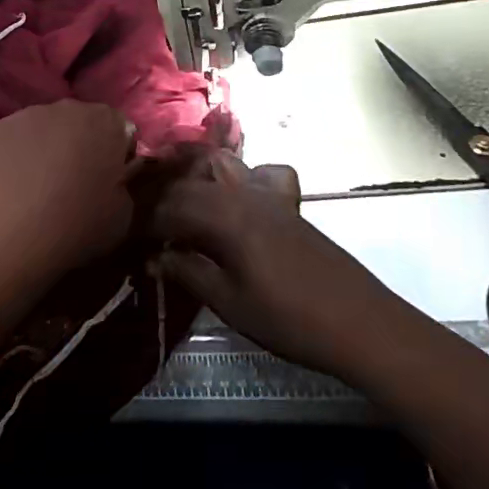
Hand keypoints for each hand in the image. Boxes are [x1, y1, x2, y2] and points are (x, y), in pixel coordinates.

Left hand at [0, 100, 141, 293]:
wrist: (10, 230)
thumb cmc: (77, 223)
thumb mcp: (122, 216)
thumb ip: (121, 187)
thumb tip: (112, 181)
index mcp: (107, 122)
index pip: (121, 130)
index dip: (117, 155)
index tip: (110, 179)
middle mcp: (70, 107)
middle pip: (82, 123)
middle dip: (82, 145)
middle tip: (75, 182)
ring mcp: (29, 114)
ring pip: (47, 128)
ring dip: (48, 147)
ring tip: (39, 185)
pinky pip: (17, 138)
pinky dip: (19, 154)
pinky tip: (14, 184)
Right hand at [152, 152, 380, 377]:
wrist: (360, 324)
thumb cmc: (288, 319)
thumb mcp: (230, 303)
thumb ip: (188, 272)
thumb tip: (154, 257)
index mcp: (223, 216)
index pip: (169, 206)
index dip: (145, 221)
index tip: (128, 236)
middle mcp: (242, 193)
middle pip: (190, 182)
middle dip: (162, 198)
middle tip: (146, 225)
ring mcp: (268, 194)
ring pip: (222, 165)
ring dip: (196, 177)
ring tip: (182, 204)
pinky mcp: (288, 204)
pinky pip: (261, 173)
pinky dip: (244, 178)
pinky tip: (239, 200)